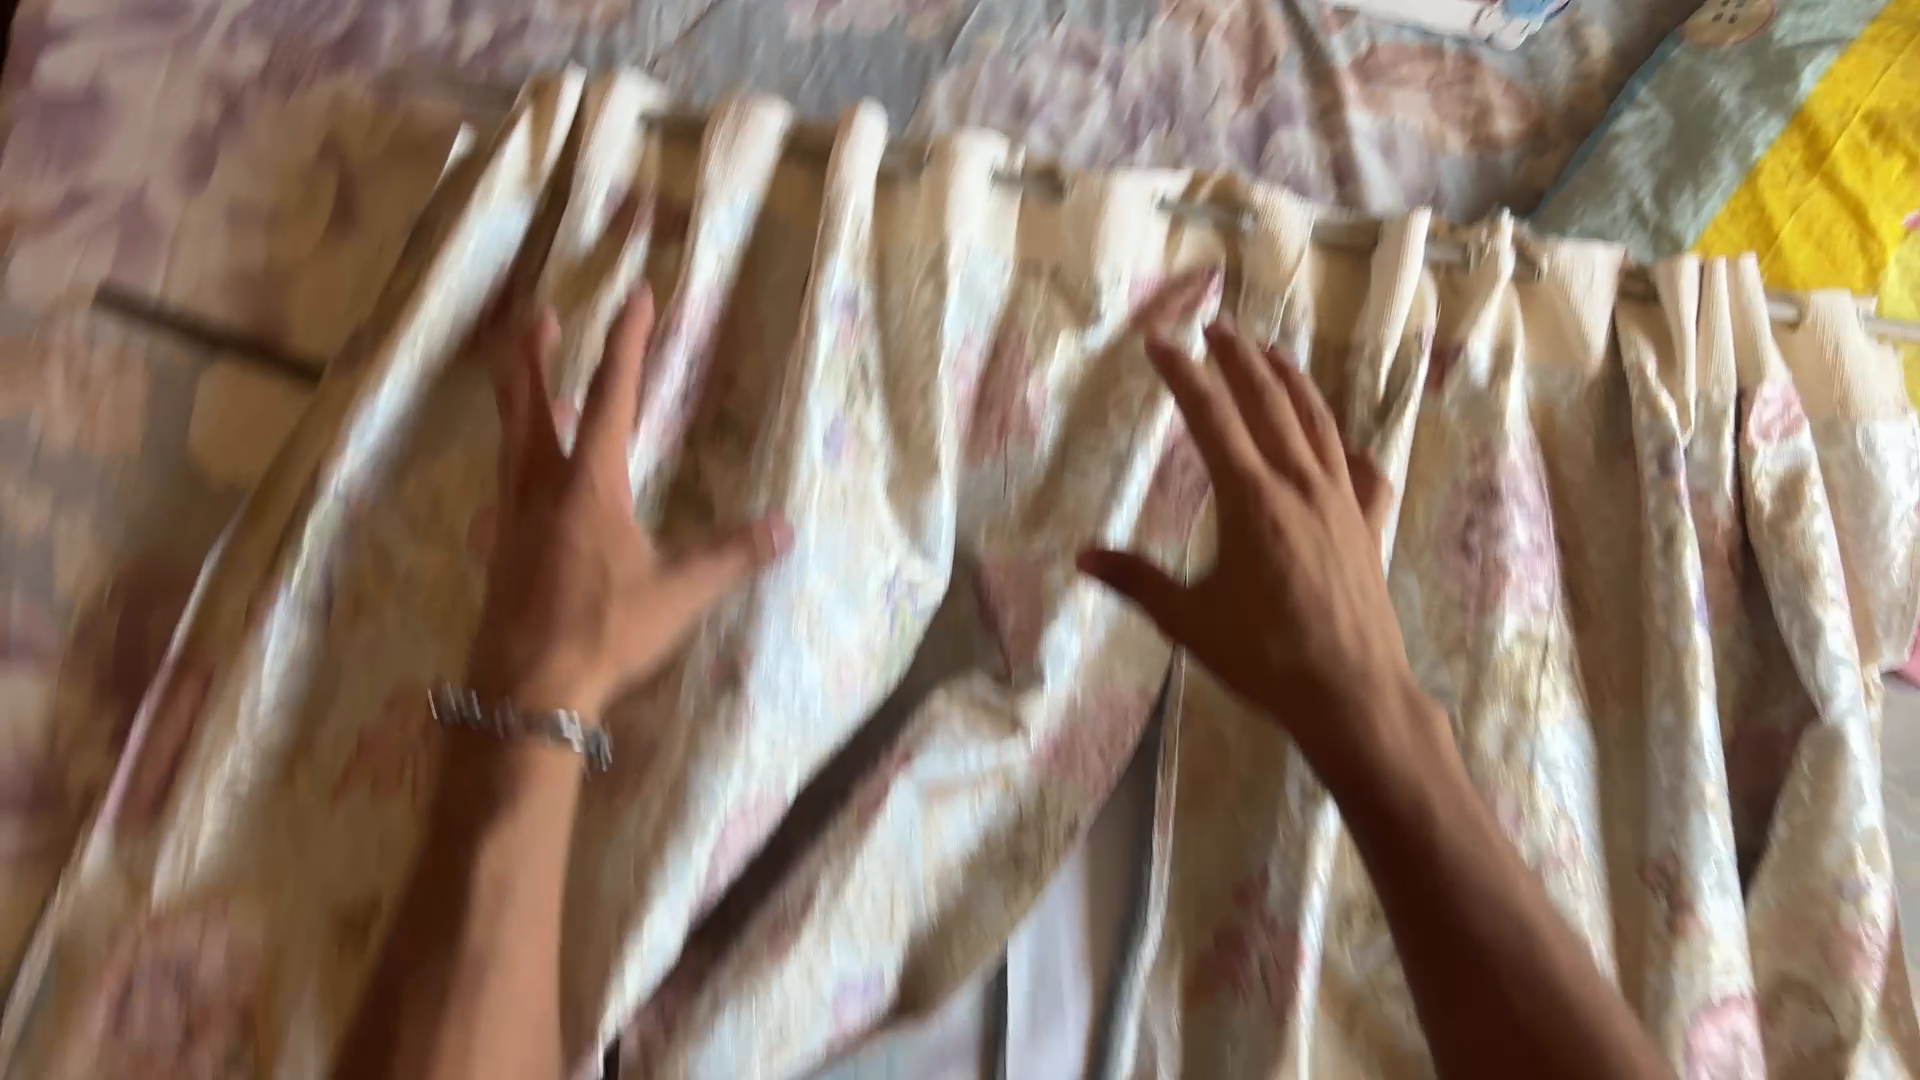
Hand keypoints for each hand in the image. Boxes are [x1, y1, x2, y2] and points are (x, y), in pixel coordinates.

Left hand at [468, 287, 789, 721]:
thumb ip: (734, 555)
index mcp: (590, 484)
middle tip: (538, 316)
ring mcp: (512, 517)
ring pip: (511, 440)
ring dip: (521, 399)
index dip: (627, 343)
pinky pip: (507, 483)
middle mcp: (542, 487)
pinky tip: (526, 476)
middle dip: (536, 355)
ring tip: (529, 379)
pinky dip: (518, 457)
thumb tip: (786, 527)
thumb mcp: (681, 591)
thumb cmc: (606, 629)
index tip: (636, 296)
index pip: (612, 397)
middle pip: (531, 403)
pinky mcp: (501, 547)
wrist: (528, 688)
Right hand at [1078, 319, 1444, 784]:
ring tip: (1273, 353)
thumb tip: (1081, 558)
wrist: (1353, 694)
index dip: (1183, 374)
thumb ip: (1135, 581)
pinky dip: (1344, 445)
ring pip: (1317, 422)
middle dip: (1240, 360)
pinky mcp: (1368, 524)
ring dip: (1292, 381)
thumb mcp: (1188, 619)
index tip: (1160, 341)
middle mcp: (1300, 484)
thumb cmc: (1264, 656)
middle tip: (1218, 328)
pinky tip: (1339, 442)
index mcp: (1251, 499)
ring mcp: (1343, 500)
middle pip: (1269, 403)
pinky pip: (1360, 468)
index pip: (1211, 418)